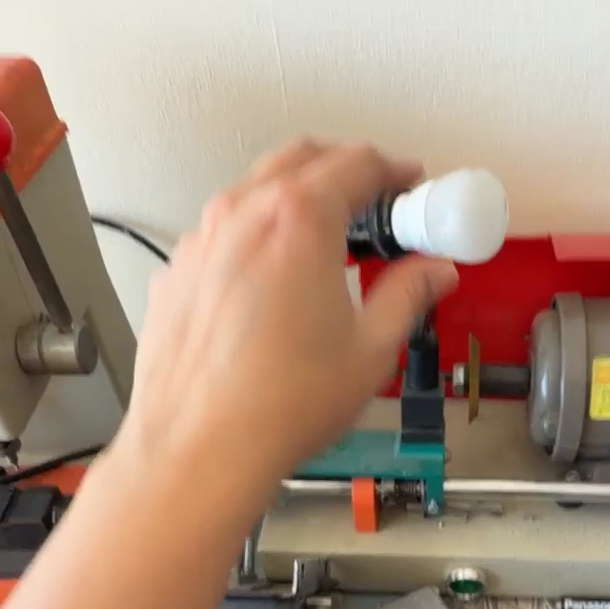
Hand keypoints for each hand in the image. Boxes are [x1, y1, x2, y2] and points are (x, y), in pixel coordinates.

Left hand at [112, 140, 459, 498]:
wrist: (201, 449)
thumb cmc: (282, 405)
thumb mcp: (371, 351)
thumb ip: (408, 295)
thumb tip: (432, 272)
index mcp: (300, 220)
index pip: (359, 163)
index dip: (395, 173)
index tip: (411, 191)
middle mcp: (243, 215)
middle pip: (303, 159)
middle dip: (346, 172)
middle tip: (375, 212)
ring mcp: (201, 242)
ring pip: (255, 192)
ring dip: (296, 203)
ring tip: (325, 248)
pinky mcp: (177, 275)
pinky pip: (222, 236)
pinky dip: (254, 241)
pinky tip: (271, 288)